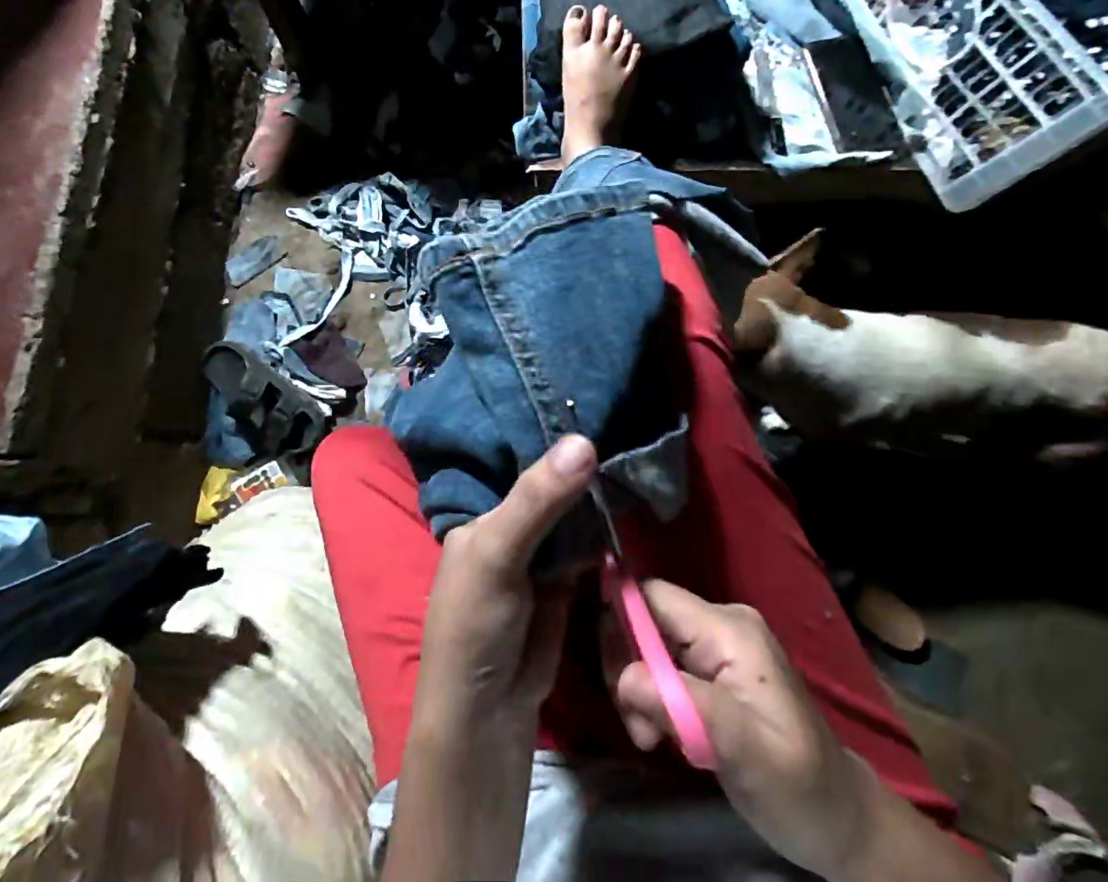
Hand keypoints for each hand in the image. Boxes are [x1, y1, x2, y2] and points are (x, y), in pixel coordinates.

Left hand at [384, 436, 596, 881]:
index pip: (518, 462)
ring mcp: (537, 553)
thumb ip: (537, 500)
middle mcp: (507, 526)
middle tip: (624, 423)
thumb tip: (583, 441)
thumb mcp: (497, 554)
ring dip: (596, 495)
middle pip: (549, 485)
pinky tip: (627, 500)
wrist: (490, 709)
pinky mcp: (563, 579)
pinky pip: (586, 544)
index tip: (590, 399)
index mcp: (479, 513)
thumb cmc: (475, 624)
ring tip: (633, 451)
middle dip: (579, 465)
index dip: (549, 435)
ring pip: (571, 513)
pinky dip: (603, 529)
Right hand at [605, 580, 866, 876]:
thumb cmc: (796, 784)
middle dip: (627, 669)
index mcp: (730, 631)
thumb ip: (686, 707)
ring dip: (639, 692)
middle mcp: (720, 625)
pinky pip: (662, 668)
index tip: (611, 676)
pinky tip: (663, 735)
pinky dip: (653, 700)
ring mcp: (717, 646)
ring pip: (647, 647)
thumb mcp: (744, 751)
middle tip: (638, 726)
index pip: (653, 595)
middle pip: (645, 620)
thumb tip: (625, 677)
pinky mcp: (712, 670)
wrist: (836, 814)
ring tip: (652, 738)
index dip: (620, 621)